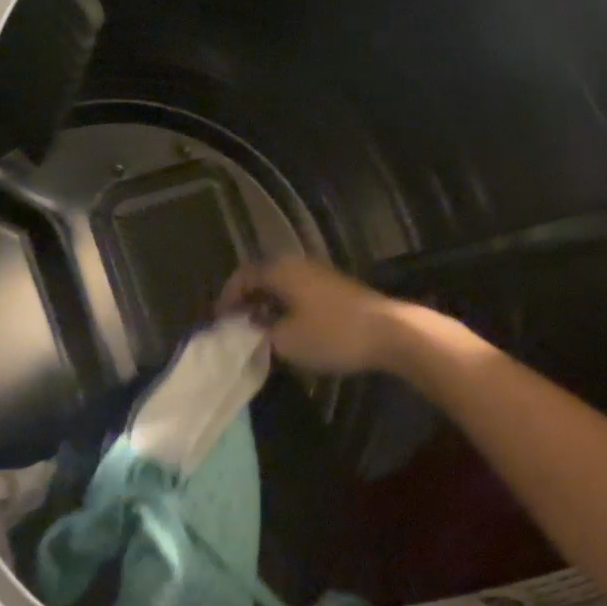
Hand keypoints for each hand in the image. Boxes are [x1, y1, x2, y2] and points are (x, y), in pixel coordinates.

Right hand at [217, 256, 410, 375]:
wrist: (389, 332)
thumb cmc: (332, 334)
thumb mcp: (286, 341)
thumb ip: (260, 334)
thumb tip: (249, 330)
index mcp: (280, 270)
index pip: (243, 276)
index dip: (226, 298)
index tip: (217, 321)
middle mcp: (298, 264)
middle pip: (262, 278)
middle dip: (246, 301)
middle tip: (234, 326)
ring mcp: (319, 275)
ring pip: (282, 286)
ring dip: (267, 306)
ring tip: (258, 332)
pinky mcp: (335, 289)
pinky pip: (299, 294)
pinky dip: (285, 308)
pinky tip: (287, 330)